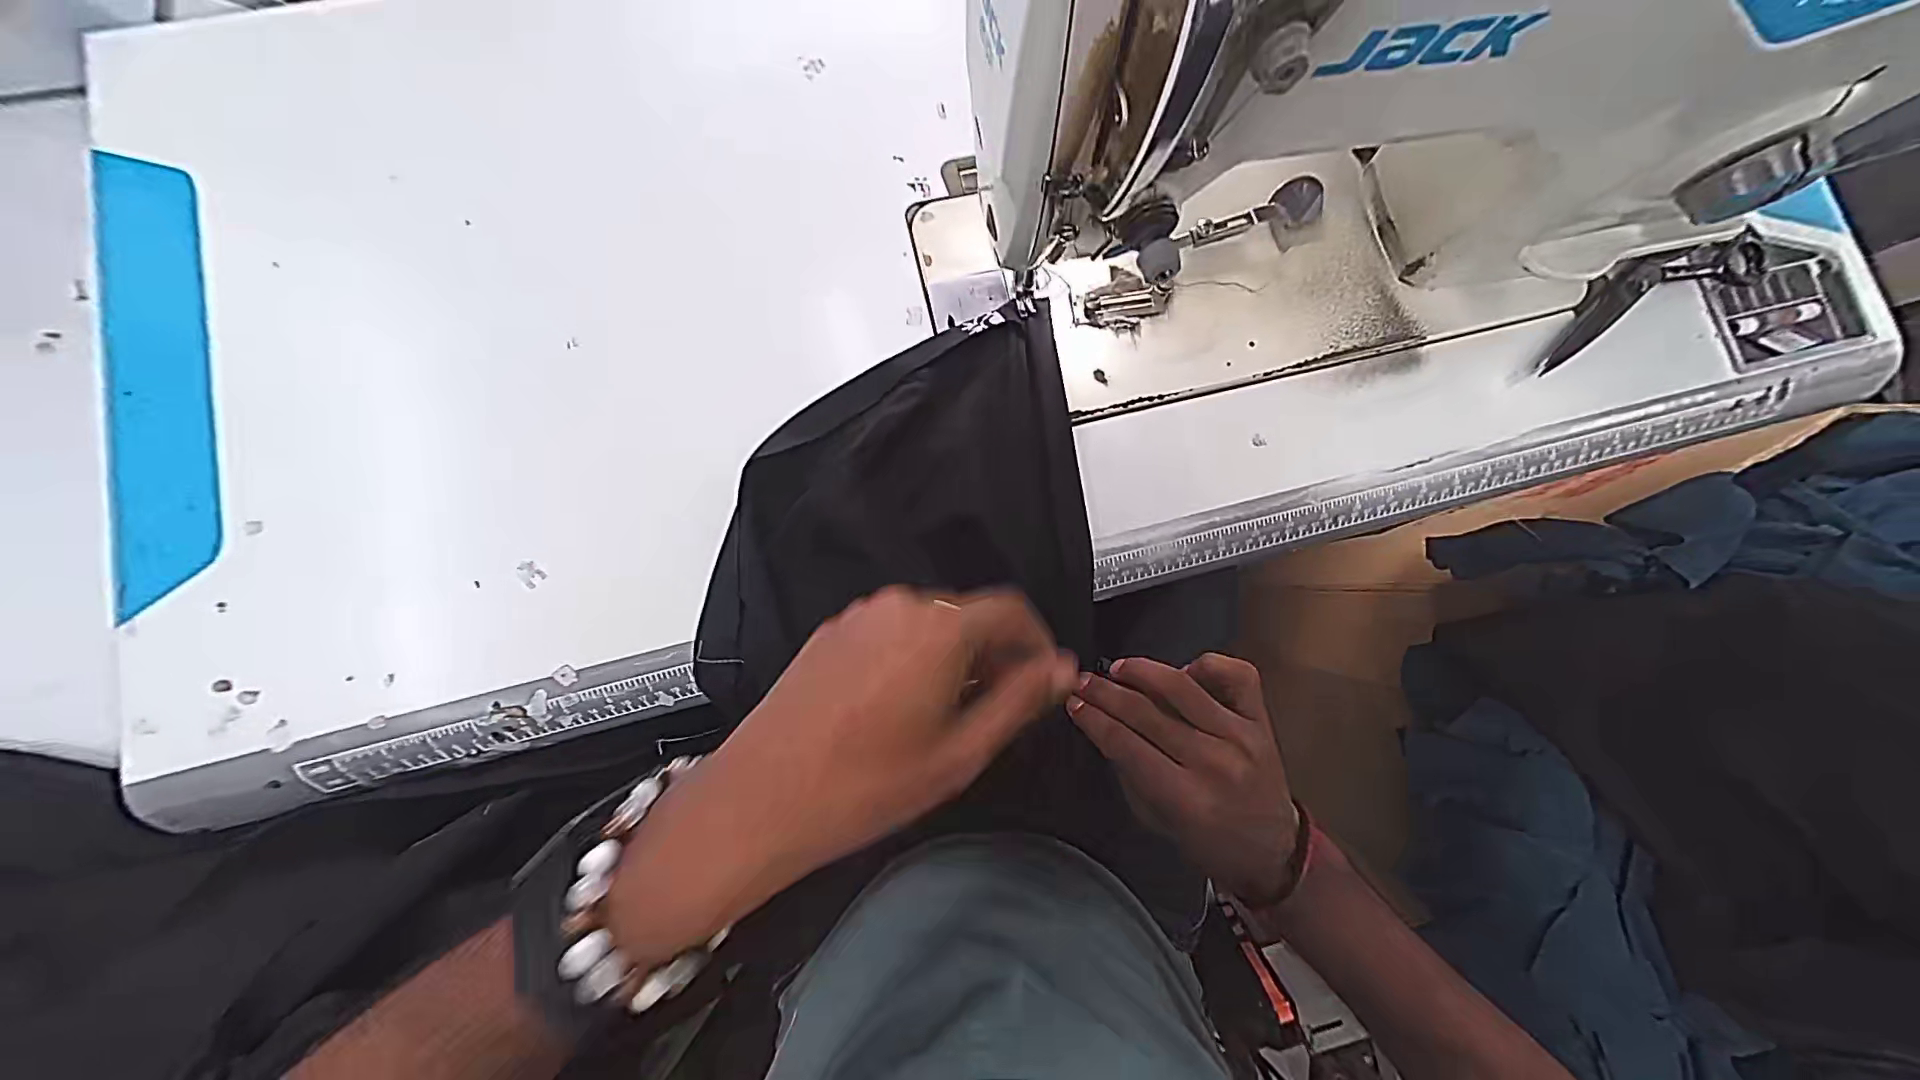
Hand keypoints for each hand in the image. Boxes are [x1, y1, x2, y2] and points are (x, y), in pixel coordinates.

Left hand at [607, 587, 1075, 957]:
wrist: (759, 799)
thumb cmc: (854, 786)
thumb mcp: (960, 752)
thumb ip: (1019, 701)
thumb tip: (1056, 671)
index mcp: (937, 629)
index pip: (1012, 610)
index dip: (1036, 642)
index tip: (1041, 672)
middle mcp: (897, 609)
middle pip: (969, 615)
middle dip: (995, 654)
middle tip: (1002, 704)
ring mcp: (859, 618)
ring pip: (931, 625)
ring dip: (954, 658)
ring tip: (951, 716)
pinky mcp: (834, 633)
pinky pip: (892, 633)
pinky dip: (915, 658)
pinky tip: (906, 709)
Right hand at [1067, 653, 1300, 905]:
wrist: (1273, 852)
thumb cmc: (1209, 842)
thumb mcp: (1156, 821)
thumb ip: (1129, 772)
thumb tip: (1102, 724)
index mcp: (1186, 799)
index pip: (1125, 743)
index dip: (1092, 718)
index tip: (1074, 703)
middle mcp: (1214, 763)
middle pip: (1145, 711)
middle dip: (1105, 692)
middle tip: (1084, 681)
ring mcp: (1241, 738)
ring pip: (1180, 686)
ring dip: (1141, 671)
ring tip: (1119, 668)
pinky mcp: (1261, 722)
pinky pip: (1233, 675)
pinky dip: (1204, 664)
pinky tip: (1182, 671)